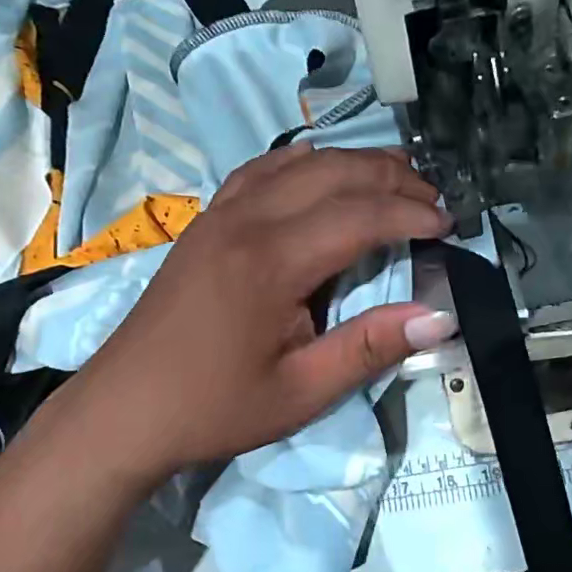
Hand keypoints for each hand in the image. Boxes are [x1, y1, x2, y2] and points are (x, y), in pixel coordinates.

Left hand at [67, 143, 456, 481]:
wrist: (123, 410)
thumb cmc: (214, 407)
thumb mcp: (301, 392)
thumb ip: (371, 346)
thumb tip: (439, 315)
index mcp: (271, 262)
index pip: (360, 215)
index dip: (411, 213)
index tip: (448, 226)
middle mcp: (246, 220)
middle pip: (334, 172)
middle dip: (393, 177)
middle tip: (433, 198)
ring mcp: (221, 214)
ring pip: (300, 162)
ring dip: (355, 163)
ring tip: (397, 176)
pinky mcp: (208, 221)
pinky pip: (262, 170)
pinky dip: (304, 163)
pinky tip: (321, 169)